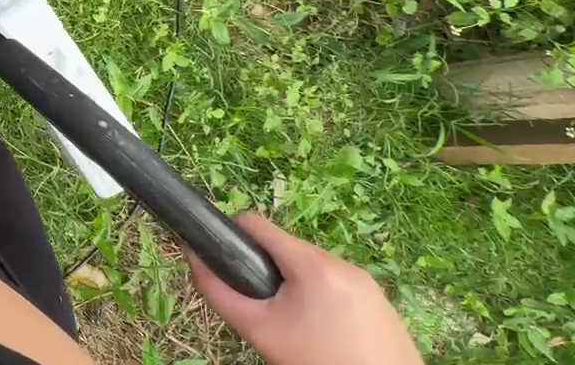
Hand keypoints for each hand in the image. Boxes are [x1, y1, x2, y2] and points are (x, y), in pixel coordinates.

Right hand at [190, 212, 420, 364]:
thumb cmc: (317, 363)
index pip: (255, 223)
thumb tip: (191, 253)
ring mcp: (368, 284)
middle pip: (283, 246)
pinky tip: (323, 330)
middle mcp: (344, 264)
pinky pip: (336, 283)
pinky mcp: (383, 303)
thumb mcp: (257, 330)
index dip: (231, 237)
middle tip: (266, 307)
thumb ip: (216, 289)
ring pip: (309, 265)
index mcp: (314, 264)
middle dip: (266, 268)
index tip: (229, 266)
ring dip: (293, 282)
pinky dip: (320, 296)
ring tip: (295, 322)